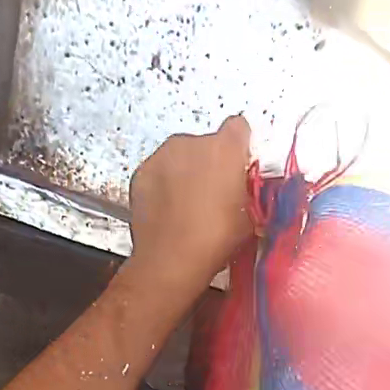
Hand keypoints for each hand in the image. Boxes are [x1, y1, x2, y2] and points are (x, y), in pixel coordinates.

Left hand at [126, 116, 253, 295]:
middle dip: (210, 165)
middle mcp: (191, 142)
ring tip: (187, 208)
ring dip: (185, 174)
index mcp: (224, 149)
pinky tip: (167, 213)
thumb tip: (243, 188)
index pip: (238, 128)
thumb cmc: (216, 240)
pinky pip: (158, 172)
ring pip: (180, 157)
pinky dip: (163, 186)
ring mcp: (162, 155)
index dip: (239, 148)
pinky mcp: (141, 172)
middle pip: (206, 144)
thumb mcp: (249, 219)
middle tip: (212, 198)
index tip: (238, 170)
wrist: (170, 261)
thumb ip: (247, 192)